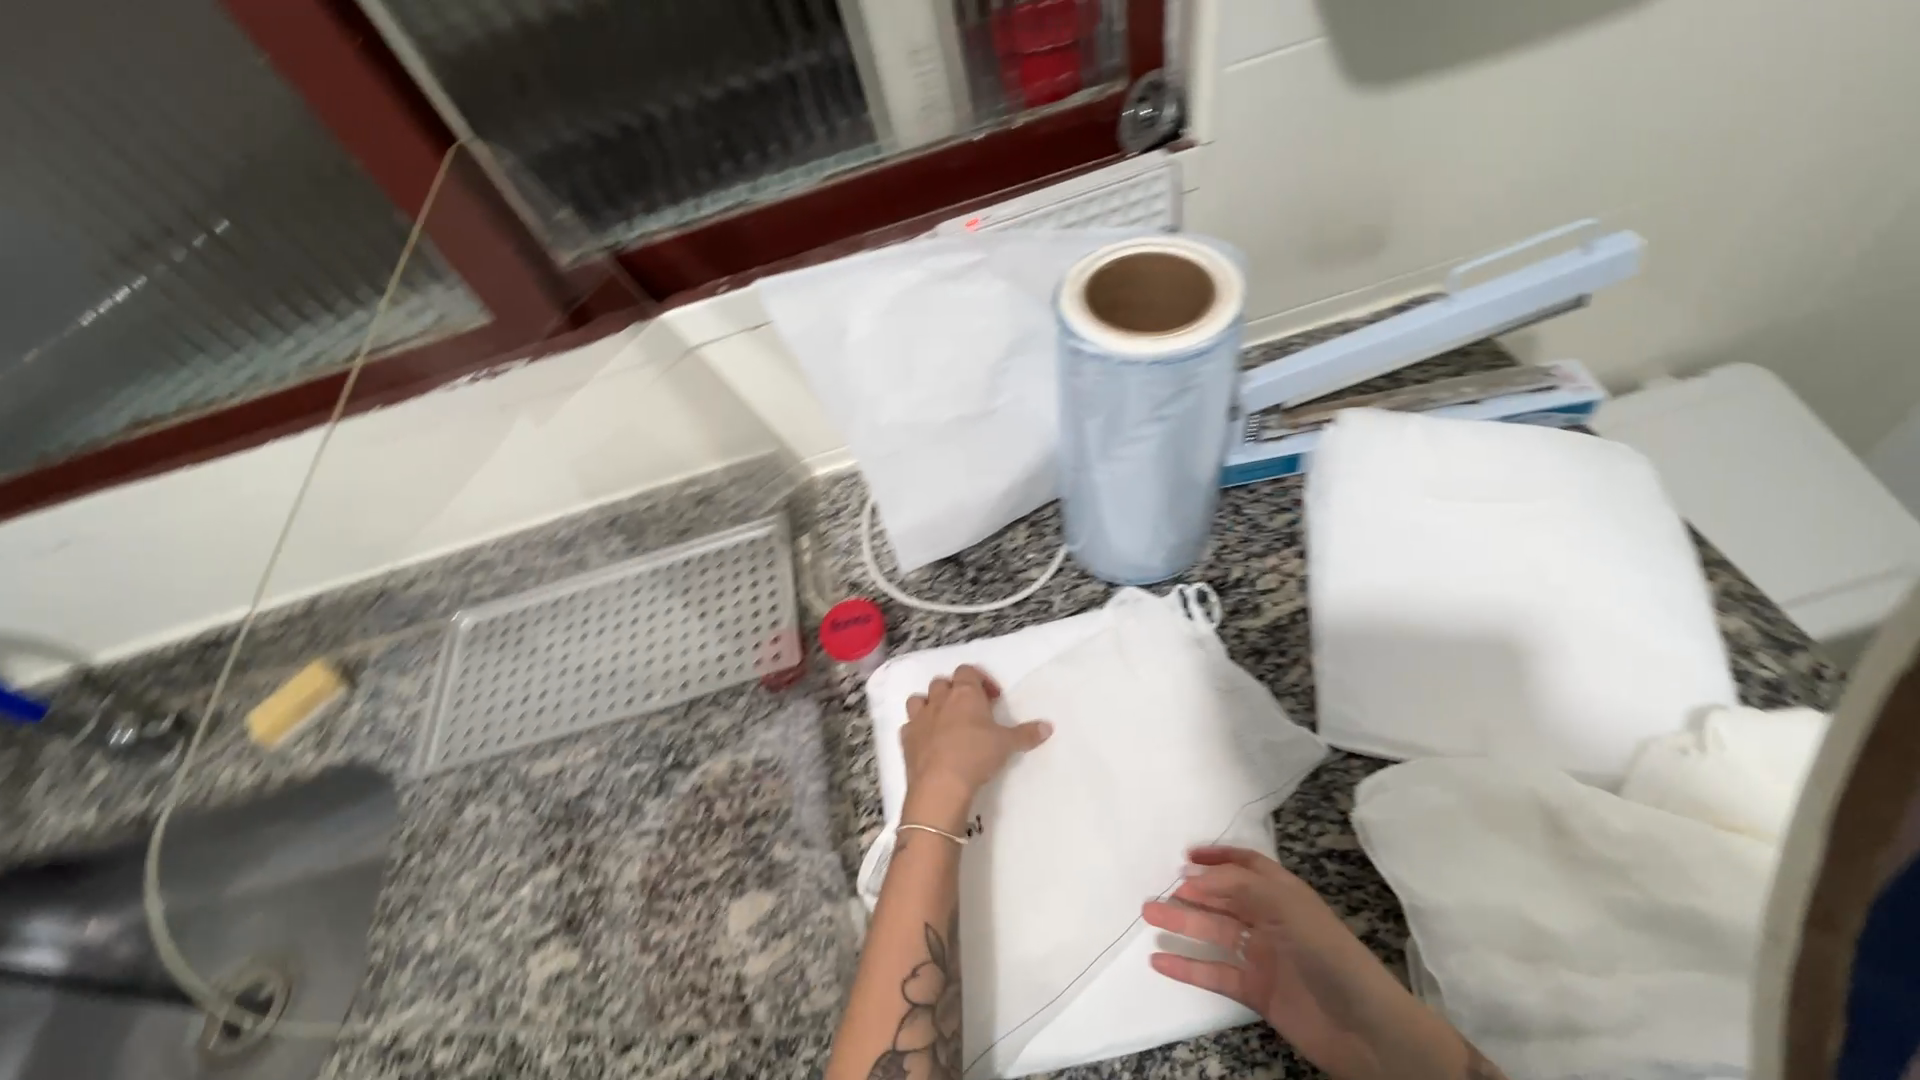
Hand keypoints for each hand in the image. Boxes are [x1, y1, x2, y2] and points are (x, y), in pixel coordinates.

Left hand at [900, 665, 1050, 828]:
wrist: (940, 783)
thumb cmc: (976, 755)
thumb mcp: (1007, 744)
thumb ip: (1026, 734)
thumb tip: (1048, 727)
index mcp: (965, 693)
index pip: (967, 671)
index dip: (979, 680)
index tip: (991, 699)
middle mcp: (939, 699)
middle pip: (943, 682)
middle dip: (954, 691)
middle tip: (969, 711)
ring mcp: (919, 718)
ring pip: (919, 699)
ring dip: (930, 705)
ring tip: (944, 722)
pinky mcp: (905, 738)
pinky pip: (909, 725)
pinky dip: (917, 730)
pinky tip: (928, 742)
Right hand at [1142, 846, 1473, 1079]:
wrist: (1366, 1029)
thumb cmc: (1329, 956)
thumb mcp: (1287, 908)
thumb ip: (1241, 886)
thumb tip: (1196, 876)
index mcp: (1284, 894)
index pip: (1247, 866)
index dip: (1219, 857)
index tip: (1185, 855)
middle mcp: (1272, 921)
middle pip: (1225, 899)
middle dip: (1191, 891)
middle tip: (1157, 891)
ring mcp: (1263, 957)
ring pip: (1215, 933)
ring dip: (1182, 923)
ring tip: (1149, 916)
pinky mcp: (1257, 991)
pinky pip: (1215, 973)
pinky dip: (1188, 966)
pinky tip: (1161, 960)